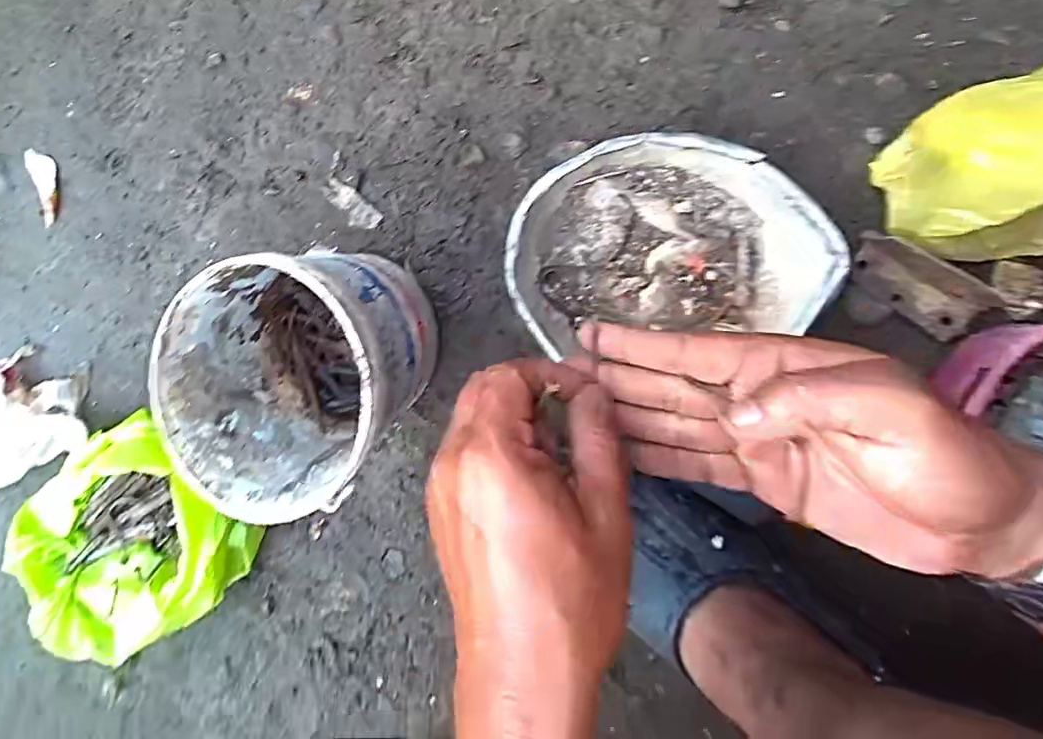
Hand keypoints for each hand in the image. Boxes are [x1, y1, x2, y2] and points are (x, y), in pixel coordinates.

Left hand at [427, 359, 629, 738]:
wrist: (521, 669)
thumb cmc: (566, 604)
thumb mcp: (603, 511)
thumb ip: (597, 437)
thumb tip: (592, 392)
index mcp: (488, 453)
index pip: (507, 374)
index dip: (549, 373)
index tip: (581, 393)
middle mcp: (452, 459)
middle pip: (483, 388)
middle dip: (529, 390)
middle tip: (572, 421)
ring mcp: (439, 482)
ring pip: (472, 416)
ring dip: (512, 417)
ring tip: (556, 457)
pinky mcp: (440, 503)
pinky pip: (464, 448)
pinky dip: (495, 443)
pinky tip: (530, 481)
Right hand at [578, 323, 1042, 579]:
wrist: (984, 523)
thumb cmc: (942, 451)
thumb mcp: (888, 407)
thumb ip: (805, 399)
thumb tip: (734, 415)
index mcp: (775, 367)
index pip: (692, 352)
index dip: (640, 344)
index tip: (593, 334)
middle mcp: (753, 396)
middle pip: (671, 385)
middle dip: (619, 376)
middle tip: (569, 372)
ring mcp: (754, 437)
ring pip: (675, 422)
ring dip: (629, 414)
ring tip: (583, 408)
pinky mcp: (761, 478)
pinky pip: (697, 464)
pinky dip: (659, 458)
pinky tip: (625, 453)